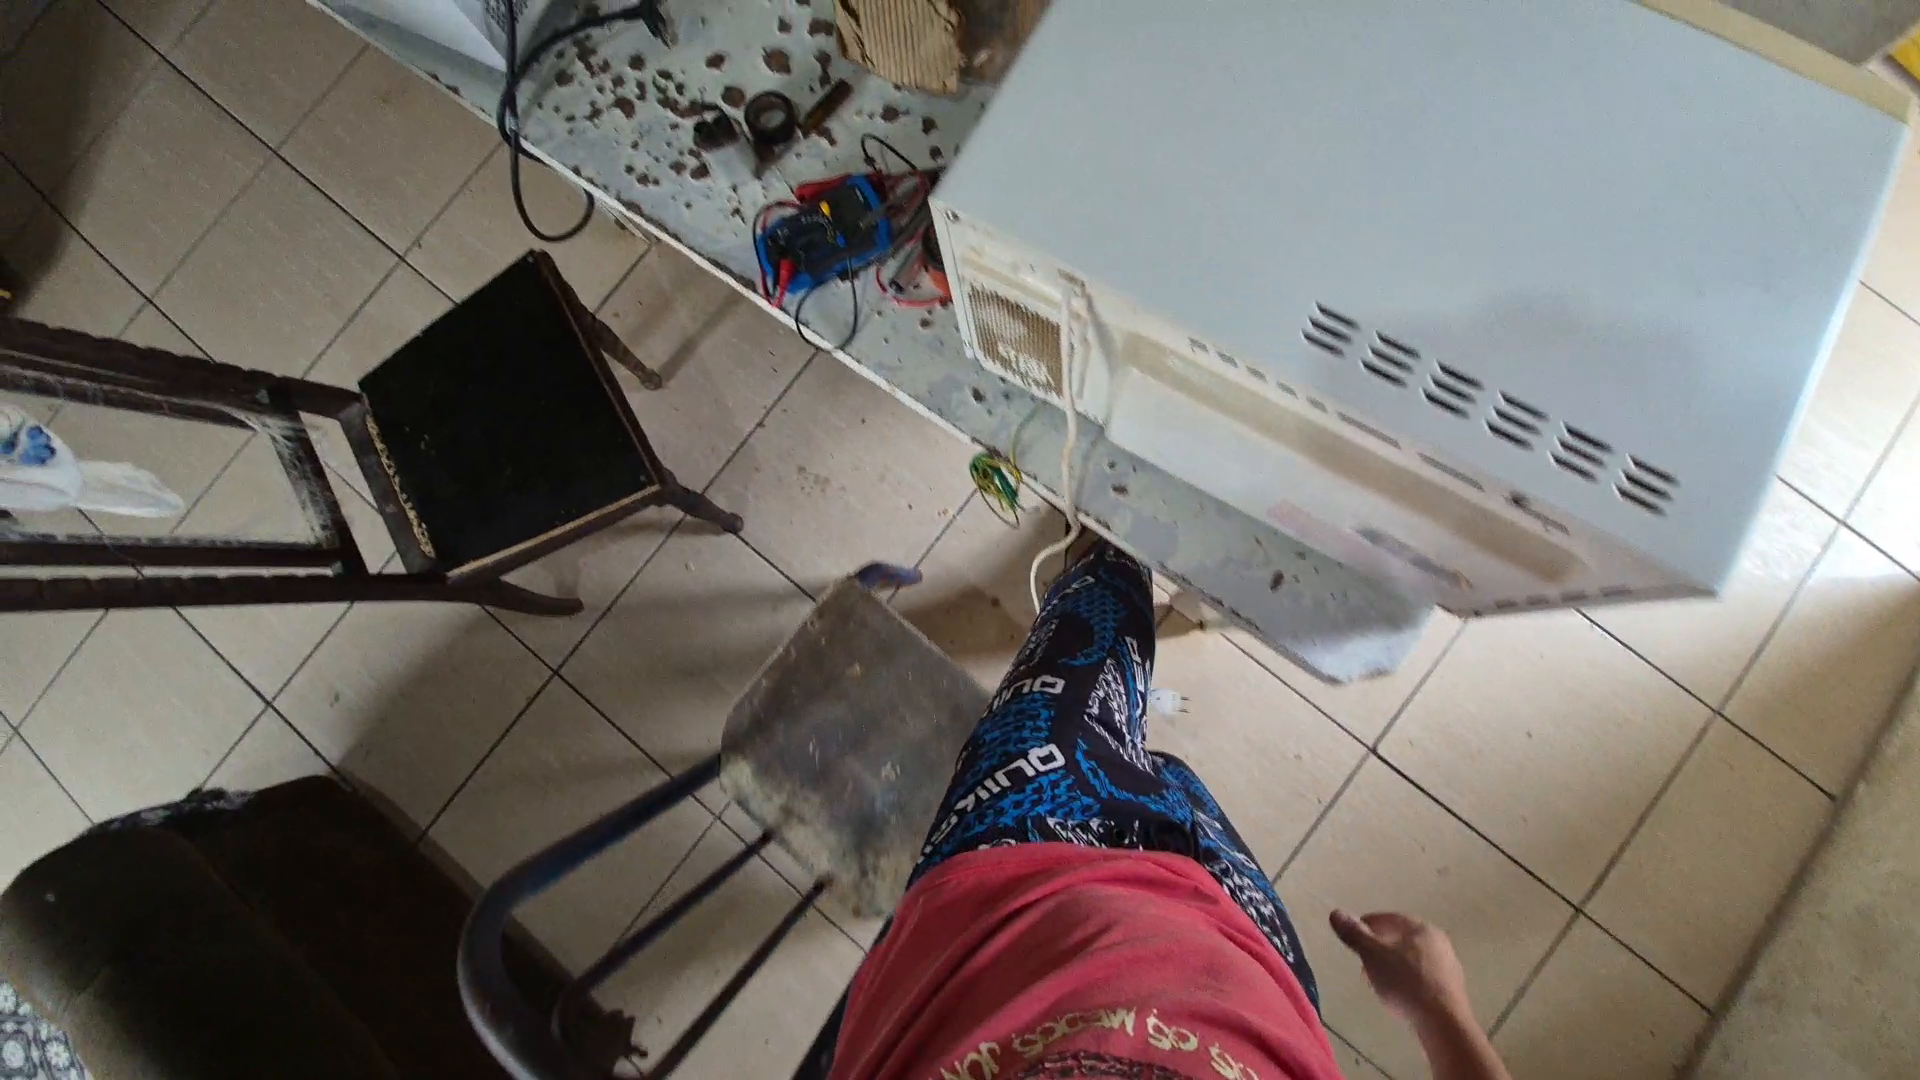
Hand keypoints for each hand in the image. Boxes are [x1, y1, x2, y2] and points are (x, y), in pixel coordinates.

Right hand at [1329, 910, 1472, 1028]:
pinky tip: (1399, 995)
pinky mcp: (1452, 991)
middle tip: (1363, 960)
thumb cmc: (1405, 982)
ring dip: (1392, 966)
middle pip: (1400, 939)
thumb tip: (1335, 913)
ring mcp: (1449, 968)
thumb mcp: (1372, 955)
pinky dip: (1407, 981)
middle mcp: (1439, 943)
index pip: (1388, 919)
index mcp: (1421, 928)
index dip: (1366, 926)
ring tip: (1378, 980)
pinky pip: (1422, 978)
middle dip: (1379, 948)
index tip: (1352, 938)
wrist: (1444, 1024)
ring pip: (1411, 959)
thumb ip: (1354, 934)